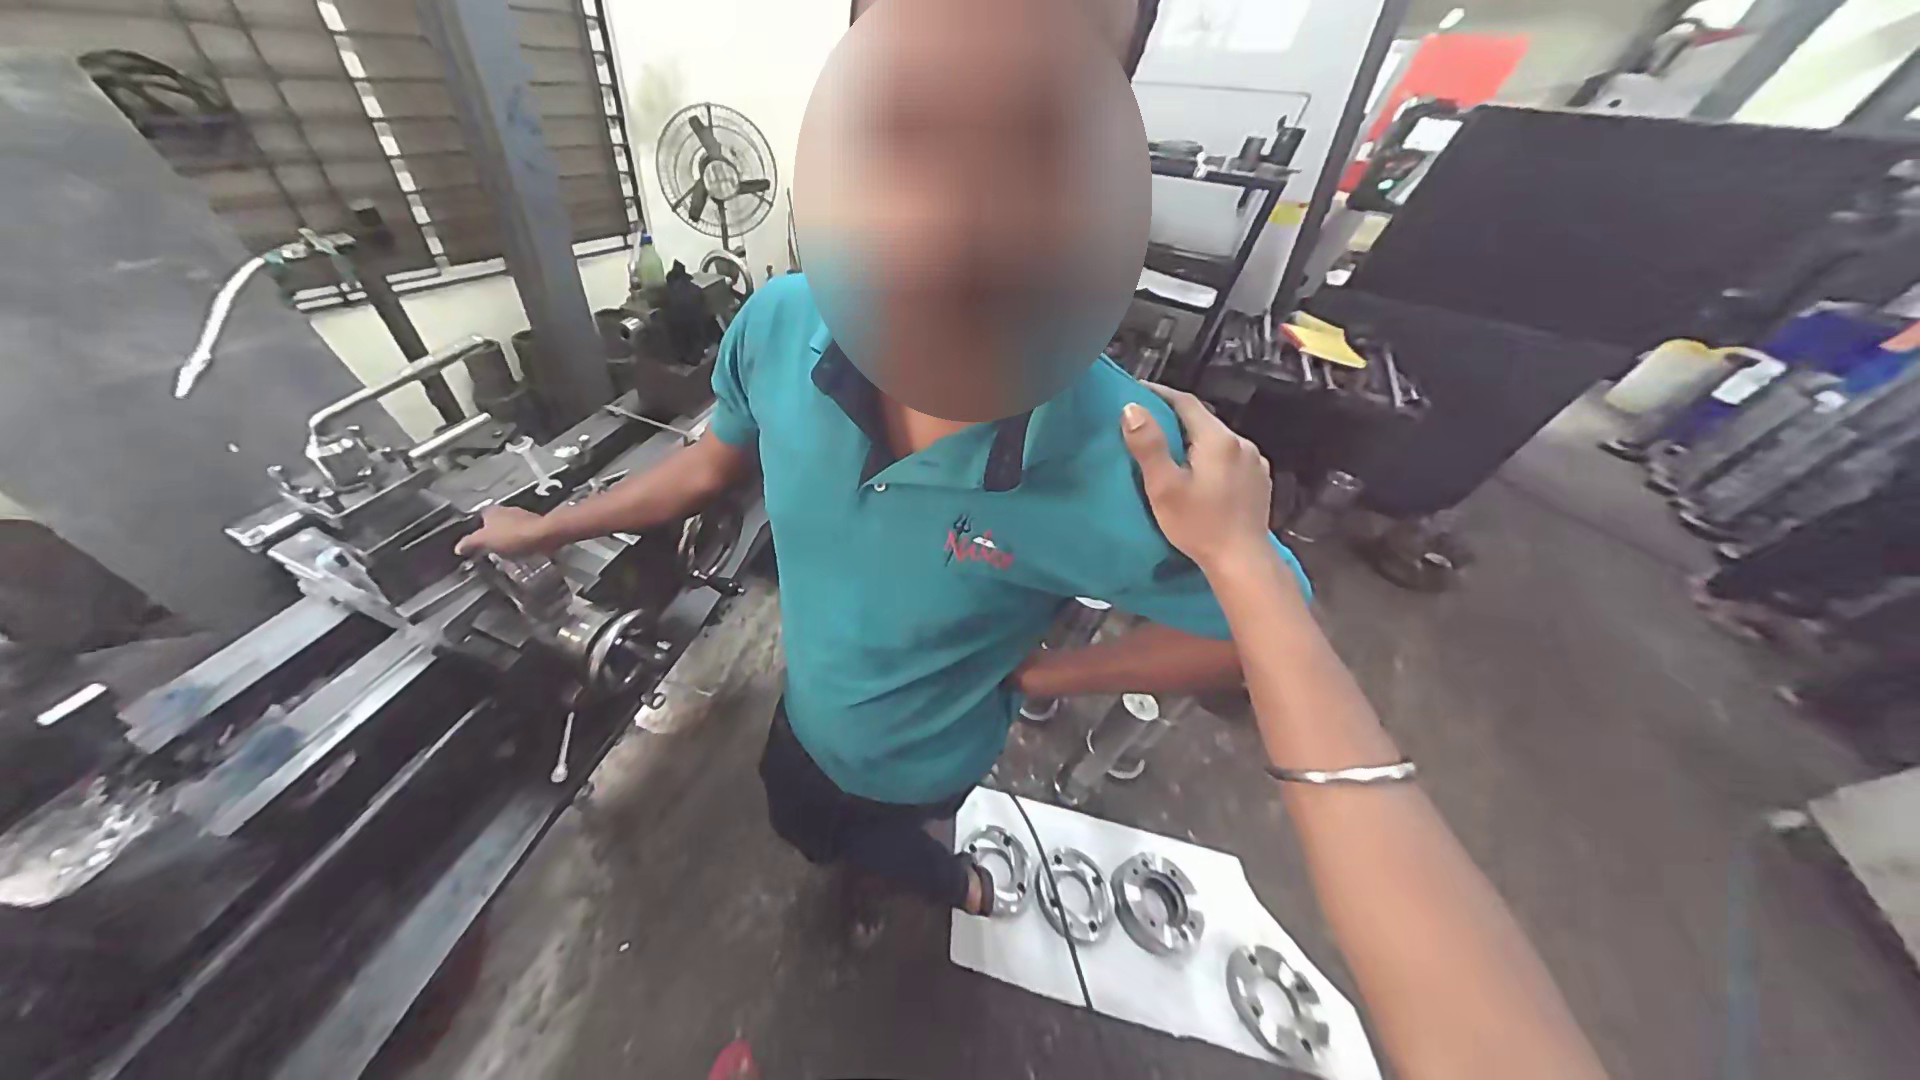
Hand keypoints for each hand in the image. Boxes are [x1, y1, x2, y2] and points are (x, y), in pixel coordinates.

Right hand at [454, 506, 557, 557]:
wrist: (546, 534)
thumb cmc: (512, 536)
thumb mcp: (484, 541)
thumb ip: (470, 543)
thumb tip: (458, 547)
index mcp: (492, 511)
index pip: (478, 517)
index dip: (476, 529)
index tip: (475, 542)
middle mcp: (508, 510)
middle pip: (496, 523)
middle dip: (493, 534)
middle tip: (490, 550)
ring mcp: (525, 516)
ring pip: (512, 528)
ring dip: (509, 539)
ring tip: (506, 553)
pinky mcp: (539, 525)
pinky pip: (526, 534)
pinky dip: (523, 542)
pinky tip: (523, 551)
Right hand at [1120, 383, 1272, 571]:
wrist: (1242, 561)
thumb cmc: (1198, 525)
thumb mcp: (1164, 487)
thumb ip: (1149, 446)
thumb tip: (1131, 408)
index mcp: (1217, 439)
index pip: (1185, 402)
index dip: (1159, 394)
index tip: (1135, 392)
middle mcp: (1241, 443)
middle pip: (1202, 420)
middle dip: (1174, 417)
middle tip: (1146, 423)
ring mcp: (1254, 461)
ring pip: (1217, 439)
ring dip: (1193, 438)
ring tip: (1170, 449)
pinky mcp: (1258, 480)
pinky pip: (1229, 457)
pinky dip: (1210, 456)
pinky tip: (1199, 472)